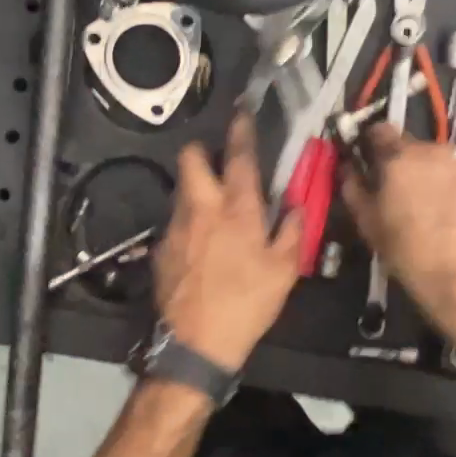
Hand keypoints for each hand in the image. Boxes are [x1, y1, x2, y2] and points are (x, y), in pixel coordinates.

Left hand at [152, 114, 303, 371]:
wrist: (196, 342)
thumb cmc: (247, 304)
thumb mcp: (283, 271)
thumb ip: (292, 231)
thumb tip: (295, 206)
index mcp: (236, 210)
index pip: (239, 157)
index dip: (240, 131)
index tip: (241, 114)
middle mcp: (201, 209)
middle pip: (191, 158)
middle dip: (203, 152)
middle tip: (220, 164)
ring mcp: (175, 227)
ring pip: (182, 189)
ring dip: (197, 189)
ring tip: (214, 210)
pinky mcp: (160, 248)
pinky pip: (175, 222)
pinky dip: (188, 223)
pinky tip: (199, 246)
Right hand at [341, 124, 455, 351]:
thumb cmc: (409, 256)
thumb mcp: (369, 226)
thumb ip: (354, 189)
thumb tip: (349, 168)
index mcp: (399, 160)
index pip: (381, 131)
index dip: (375, 145)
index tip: (374, 163)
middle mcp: (436, 151)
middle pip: (417, 149)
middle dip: (411, 167)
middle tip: (410, 198)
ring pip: (447, 162)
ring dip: (440, 176)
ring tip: (442, 211)